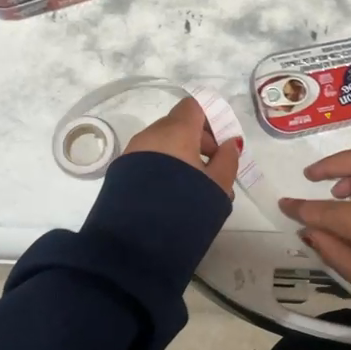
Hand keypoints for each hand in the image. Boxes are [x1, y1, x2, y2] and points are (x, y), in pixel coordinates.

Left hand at [122, 97, 240, 198]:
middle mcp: (151, 135)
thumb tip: (230, 143)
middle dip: (199, 142)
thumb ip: (228, 159)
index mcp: (176, 131)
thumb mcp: (217, 185)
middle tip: (214, 170)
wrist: (135, 243)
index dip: (212, 120)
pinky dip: (164, 168)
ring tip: (195, 189)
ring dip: (181, 158)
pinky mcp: (120, 172)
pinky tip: (173, 196)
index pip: (194, 106)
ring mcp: (132, 152)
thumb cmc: (185, 206)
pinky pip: (148, 160)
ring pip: (163, 144)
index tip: (221, 145)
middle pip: (179, 125)